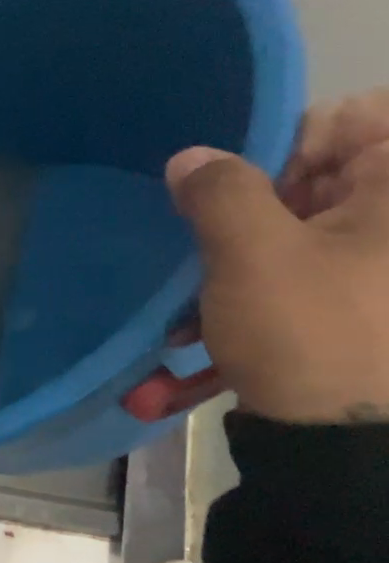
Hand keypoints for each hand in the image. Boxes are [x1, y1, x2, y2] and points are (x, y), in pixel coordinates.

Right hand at [169, 91, 388, 423]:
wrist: (350, 441)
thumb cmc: (312, 331)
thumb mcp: (251, 256)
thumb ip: (220, 193)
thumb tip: (194, 157)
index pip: (345, 121)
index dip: (277, 147)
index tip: (225, 193)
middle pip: (316, 183)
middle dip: (242, 221)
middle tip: (200, 258)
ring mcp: (383, 271)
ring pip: (299, 239)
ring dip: (234, 271)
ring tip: (192, 315)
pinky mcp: (366, 311)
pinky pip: (304, 285)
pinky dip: (252, 306)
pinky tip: (208, 342)